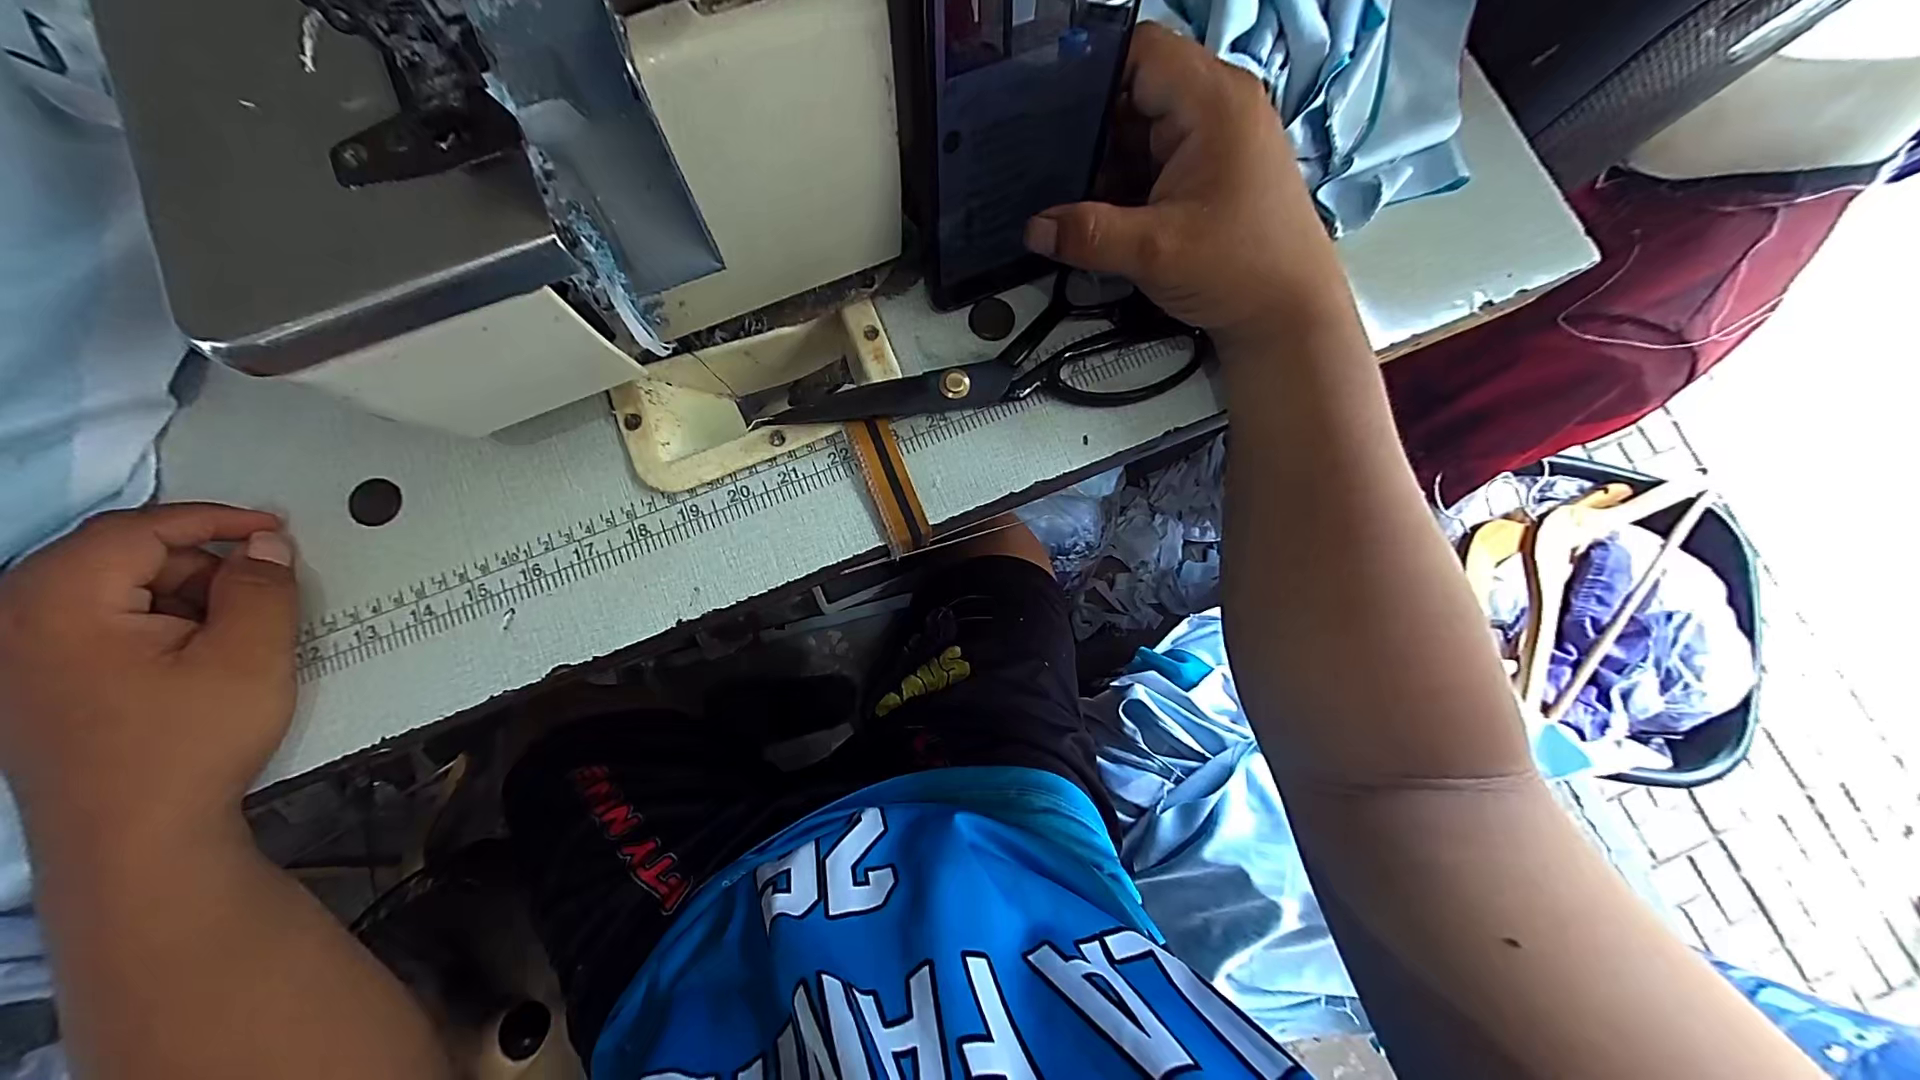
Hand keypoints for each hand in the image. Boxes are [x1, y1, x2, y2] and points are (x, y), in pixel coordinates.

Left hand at [0, 504, 297, 838]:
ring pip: (107, 591)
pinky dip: (153, 625)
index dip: (214, 518)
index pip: (135, 529)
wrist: (134, 839)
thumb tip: (264, 545)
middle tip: (259, 596)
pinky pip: (92, 626)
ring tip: (229, 639)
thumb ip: (263, 588)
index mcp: (54, 606)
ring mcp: (11, 660)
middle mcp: (10, 624)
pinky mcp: (29, 686)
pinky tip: (190, 662)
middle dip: (197, 565)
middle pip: (115, 557)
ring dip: (178, 597)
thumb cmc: (191, 743)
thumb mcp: (251, 655)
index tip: (275, 528)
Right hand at [1025, 24, 1353, 348]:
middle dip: (1090, 133)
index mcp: (1212, 102)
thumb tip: (1033, 230)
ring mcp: (1213, 143)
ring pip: (1139, 134)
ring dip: (1105, 168)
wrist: (1287, 315)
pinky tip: (1099, 217)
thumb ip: (1089, 236)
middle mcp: (1215, 109)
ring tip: (1068, 200)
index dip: (1088, 75)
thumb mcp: (1154, 252)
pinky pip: (1153, 165)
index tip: (1047, 118)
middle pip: (1134, 94)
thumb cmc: (1239, 270)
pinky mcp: (1208, 176)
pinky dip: (1124, 187)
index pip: (1139, 52)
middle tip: (1049, 172)